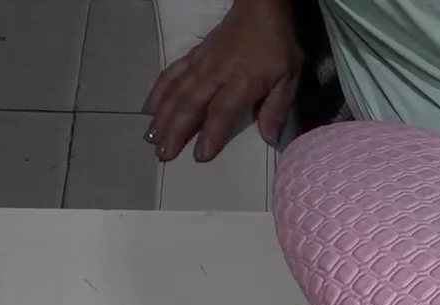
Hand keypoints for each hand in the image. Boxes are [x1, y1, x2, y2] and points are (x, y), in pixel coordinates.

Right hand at [144, 0, 301, 161]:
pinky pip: (172, 75)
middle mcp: (215, 74)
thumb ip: (276, 109)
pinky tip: (150, 107)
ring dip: (161, 115)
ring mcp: (201, 64)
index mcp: (240, 83)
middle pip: (190, 105)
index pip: (221, 113)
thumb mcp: (289, 81)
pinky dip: (159, 91)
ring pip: (176, 91)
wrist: (259, 11)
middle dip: (175, 131)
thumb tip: (269, 139)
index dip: (209, 135)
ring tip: (150, 137)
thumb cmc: (278, 48)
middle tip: (163, 153)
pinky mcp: (194, 57)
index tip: (199, 155)